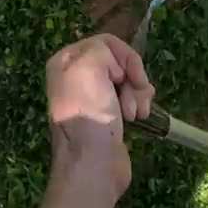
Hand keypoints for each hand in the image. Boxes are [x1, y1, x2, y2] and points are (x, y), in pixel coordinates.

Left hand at [23, 34, 156, 207]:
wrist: (93, 165)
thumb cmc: (89, 113)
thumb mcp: (89, 67)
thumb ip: (102, 50)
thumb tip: (117, 68)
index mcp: (66, 61)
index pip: (104, 42)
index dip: (122, 56)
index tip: (129, 75)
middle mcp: (78, 76)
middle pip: (118, 61)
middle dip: (132, 77)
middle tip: (134, 96)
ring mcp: (94, 97)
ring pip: (128, 79)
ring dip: (138, 92)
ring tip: (136, 113)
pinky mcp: (110, 115)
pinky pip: (131, 97)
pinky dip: (140, 103)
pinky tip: (140, 116)